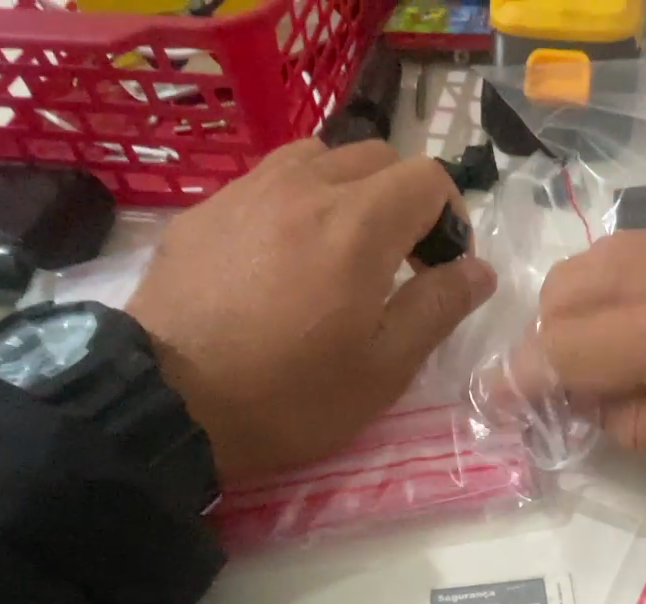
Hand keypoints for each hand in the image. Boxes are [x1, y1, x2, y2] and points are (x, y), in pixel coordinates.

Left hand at [127, 139, 496, 480]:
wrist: (167, 403)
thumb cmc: (290, 397)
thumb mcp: (383, 371)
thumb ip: (438, 309)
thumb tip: (479, 270)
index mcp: (359, 226)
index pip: (428, 177)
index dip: (450, 217)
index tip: (441, 268)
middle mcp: (305, 187)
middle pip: (377, 157)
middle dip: (403, 202)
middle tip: (397, 263)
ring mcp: (248, 191)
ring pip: (320, 158)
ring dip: (347, 193)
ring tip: (338, 252)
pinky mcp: (206, 210)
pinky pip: (268, 182)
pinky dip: (295, 203)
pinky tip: (280, 260)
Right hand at [530, 232, 645, 497]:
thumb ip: (641, 431)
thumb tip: (581, 407)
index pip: (566, 344)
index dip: (519, 379)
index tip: (494, 407)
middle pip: (569, 289)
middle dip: (542, 344)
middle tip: (549, 397)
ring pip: (600, 259)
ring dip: (573, 311)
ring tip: (586, 366)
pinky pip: (643, 252)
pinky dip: (613, 289)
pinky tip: (633, 332)